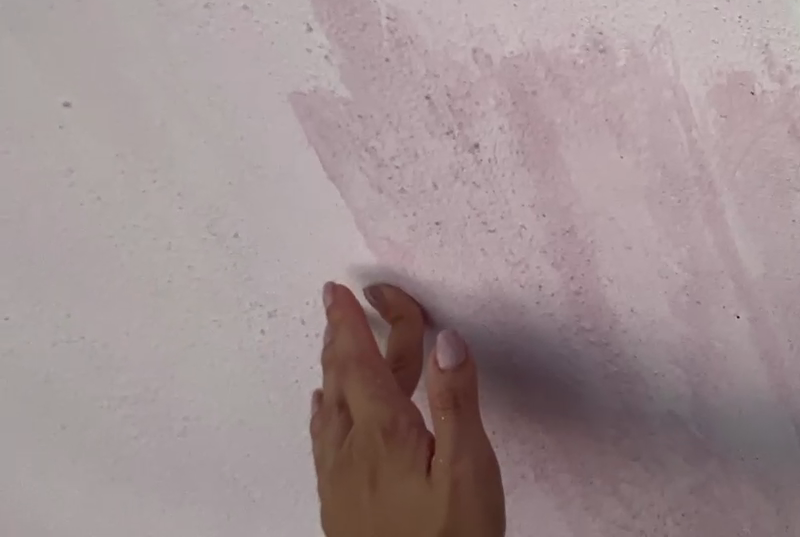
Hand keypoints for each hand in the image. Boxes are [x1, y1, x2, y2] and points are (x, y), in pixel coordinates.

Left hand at [311, 281, 505, 536]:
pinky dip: (328, 404)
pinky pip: (327, 434)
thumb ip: (456, 398)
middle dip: (341, 335)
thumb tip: (446, 337)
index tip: (339, 290)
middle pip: (344, 379)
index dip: (350, 325)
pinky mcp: (342, 496)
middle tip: (342, 300)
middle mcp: (354, 450)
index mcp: (385, 434)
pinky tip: (327, 404)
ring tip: (333, 339)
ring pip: (331, 406)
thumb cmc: (453, 530)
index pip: (365, 364)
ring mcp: (342, 476)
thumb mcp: (468, 461)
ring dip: (332, 366)